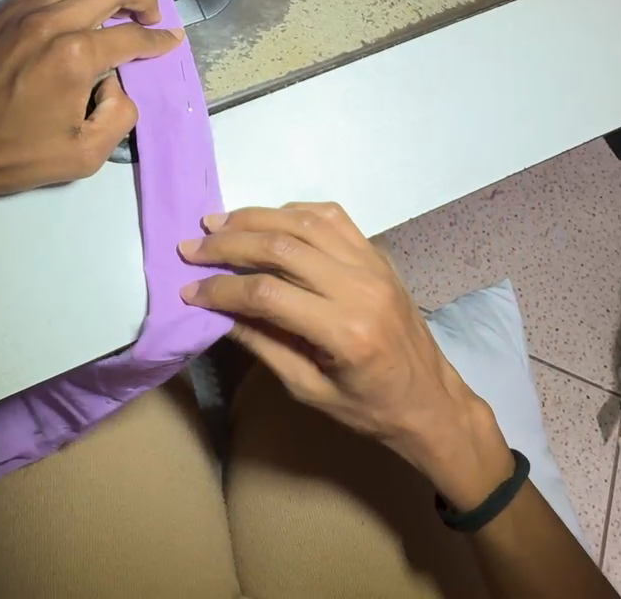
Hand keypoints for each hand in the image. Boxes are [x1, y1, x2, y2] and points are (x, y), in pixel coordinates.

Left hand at [0, 0, 183, 208]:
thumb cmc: (12, 157)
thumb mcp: (83, 157)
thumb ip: (119, 117)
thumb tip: (118, 86)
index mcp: (77, 56)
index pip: (133, 36)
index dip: (160, 40)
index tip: (172, 40)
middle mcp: (53, 22)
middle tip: (150, 15)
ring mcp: (22, 11)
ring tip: (114, 5)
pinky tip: (71, 10)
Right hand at [179, 203, 514, 508]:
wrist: (432, 401)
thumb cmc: (369, 409)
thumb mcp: (308, 390)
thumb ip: (262, 343)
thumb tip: (215, 309)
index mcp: (345, 332)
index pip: (267, 293)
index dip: (222, 288)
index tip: (189, 288)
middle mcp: (360, 287)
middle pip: (282, 247)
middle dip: (229, 244)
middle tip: (192, 247)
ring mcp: (372, 264)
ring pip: (304, 221)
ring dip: (256, 218)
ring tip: (219, 223)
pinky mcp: (377, 254)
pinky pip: (332, 217)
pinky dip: (293, 212)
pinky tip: (267, 219)